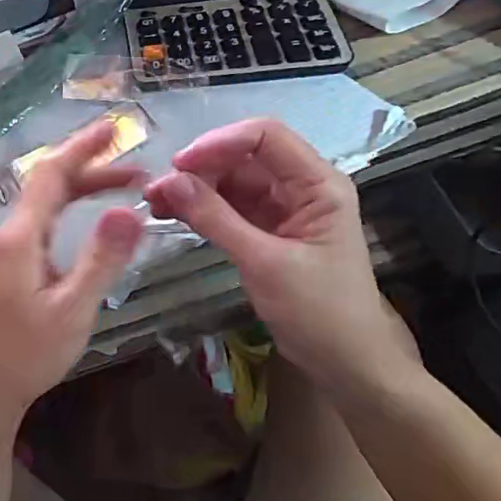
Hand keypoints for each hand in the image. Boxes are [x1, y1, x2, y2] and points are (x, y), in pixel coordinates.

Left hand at [0, 121, 144, 414]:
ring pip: (49, 200)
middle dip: (91, 163)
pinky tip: (97, 213)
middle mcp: (12, 233)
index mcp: (21, 236)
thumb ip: (101, 258)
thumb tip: (131, 211)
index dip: (83, 147)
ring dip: (86, 185)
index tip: (114, 128)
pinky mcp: (17, 262)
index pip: (52, 175)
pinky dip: (75, 206)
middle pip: (51, 182)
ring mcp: (12, 247)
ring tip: (128, 181)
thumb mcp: (74, 308)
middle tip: (134, 155)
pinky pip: (48, 219)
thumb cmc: (31, 352)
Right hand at [143, 119, 418, 382]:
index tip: (179, 164)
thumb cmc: (319, 311)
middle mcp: (301, 187)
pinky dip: (202, 210)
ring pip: (232, 182)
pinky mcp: (266, 231)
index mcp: (318, 184)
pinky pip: (229, 208)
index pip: (266, 137)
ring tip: (155, 203)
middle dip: (200, 168)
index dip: (220, 142)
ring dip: (195, 189)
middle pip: (244, 157)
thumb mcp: (265, 263)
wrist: (345, 363)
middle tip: (156, 190)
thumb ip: (216, 219)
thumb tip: (169, 181)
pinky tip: (172, 214)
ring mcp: (282, 209)